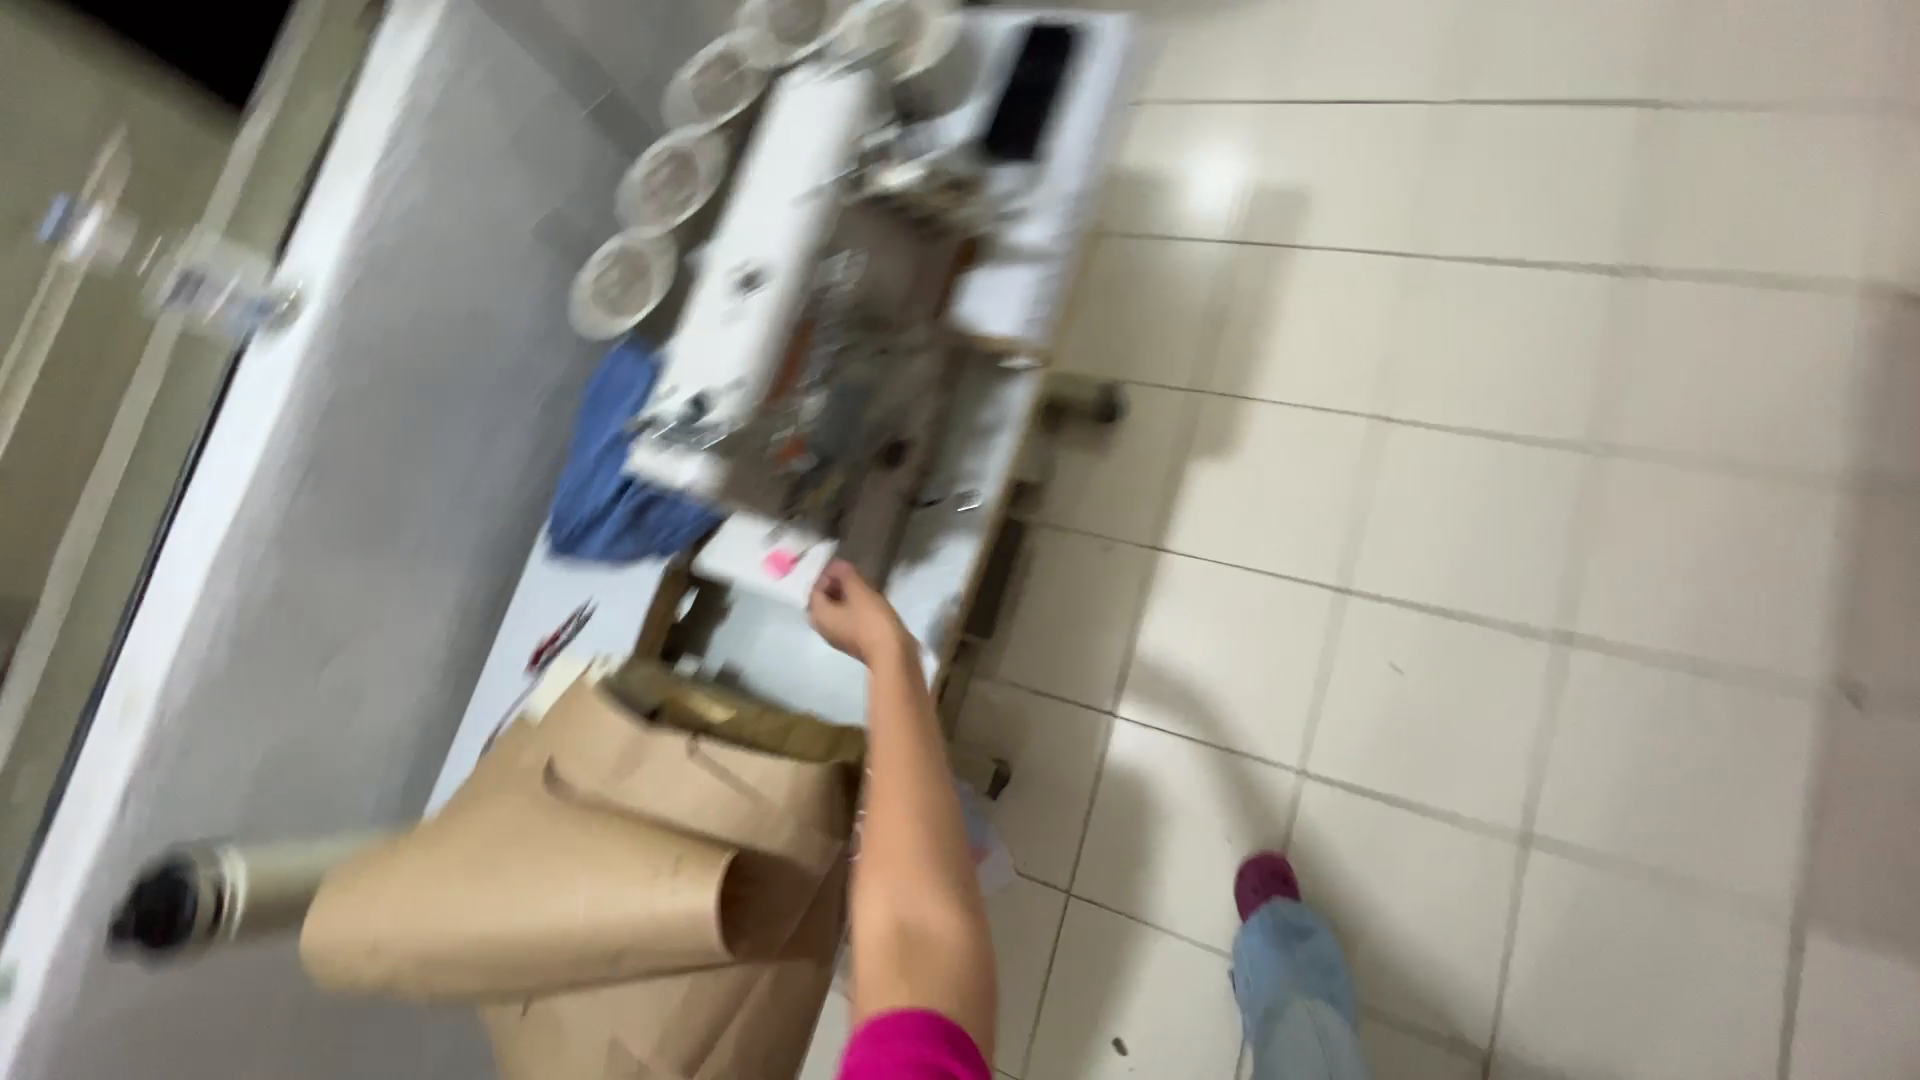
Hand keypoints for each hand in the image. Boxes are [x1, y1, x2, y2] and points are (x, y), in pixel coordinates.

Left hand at [809, 560, 911, 666]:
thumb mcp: (859, 591)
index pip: (815, 589)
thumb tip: (837, 564)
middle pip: (825, 601)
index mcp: (819, 615)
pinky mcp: (854, 642)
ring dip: (846, 596)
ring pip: (837, 611)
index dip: (828, 574)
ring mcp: (839, 637)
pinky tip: (870, 600)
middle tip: (852, 573)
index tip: (844, 565)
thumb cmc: (872, 620)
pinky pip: (848, 619)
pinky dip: (854, 608)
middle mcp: (824, 628)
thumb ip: (846, 575)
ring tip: (863, 584)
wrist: (892, 654)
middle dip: (836, 585)